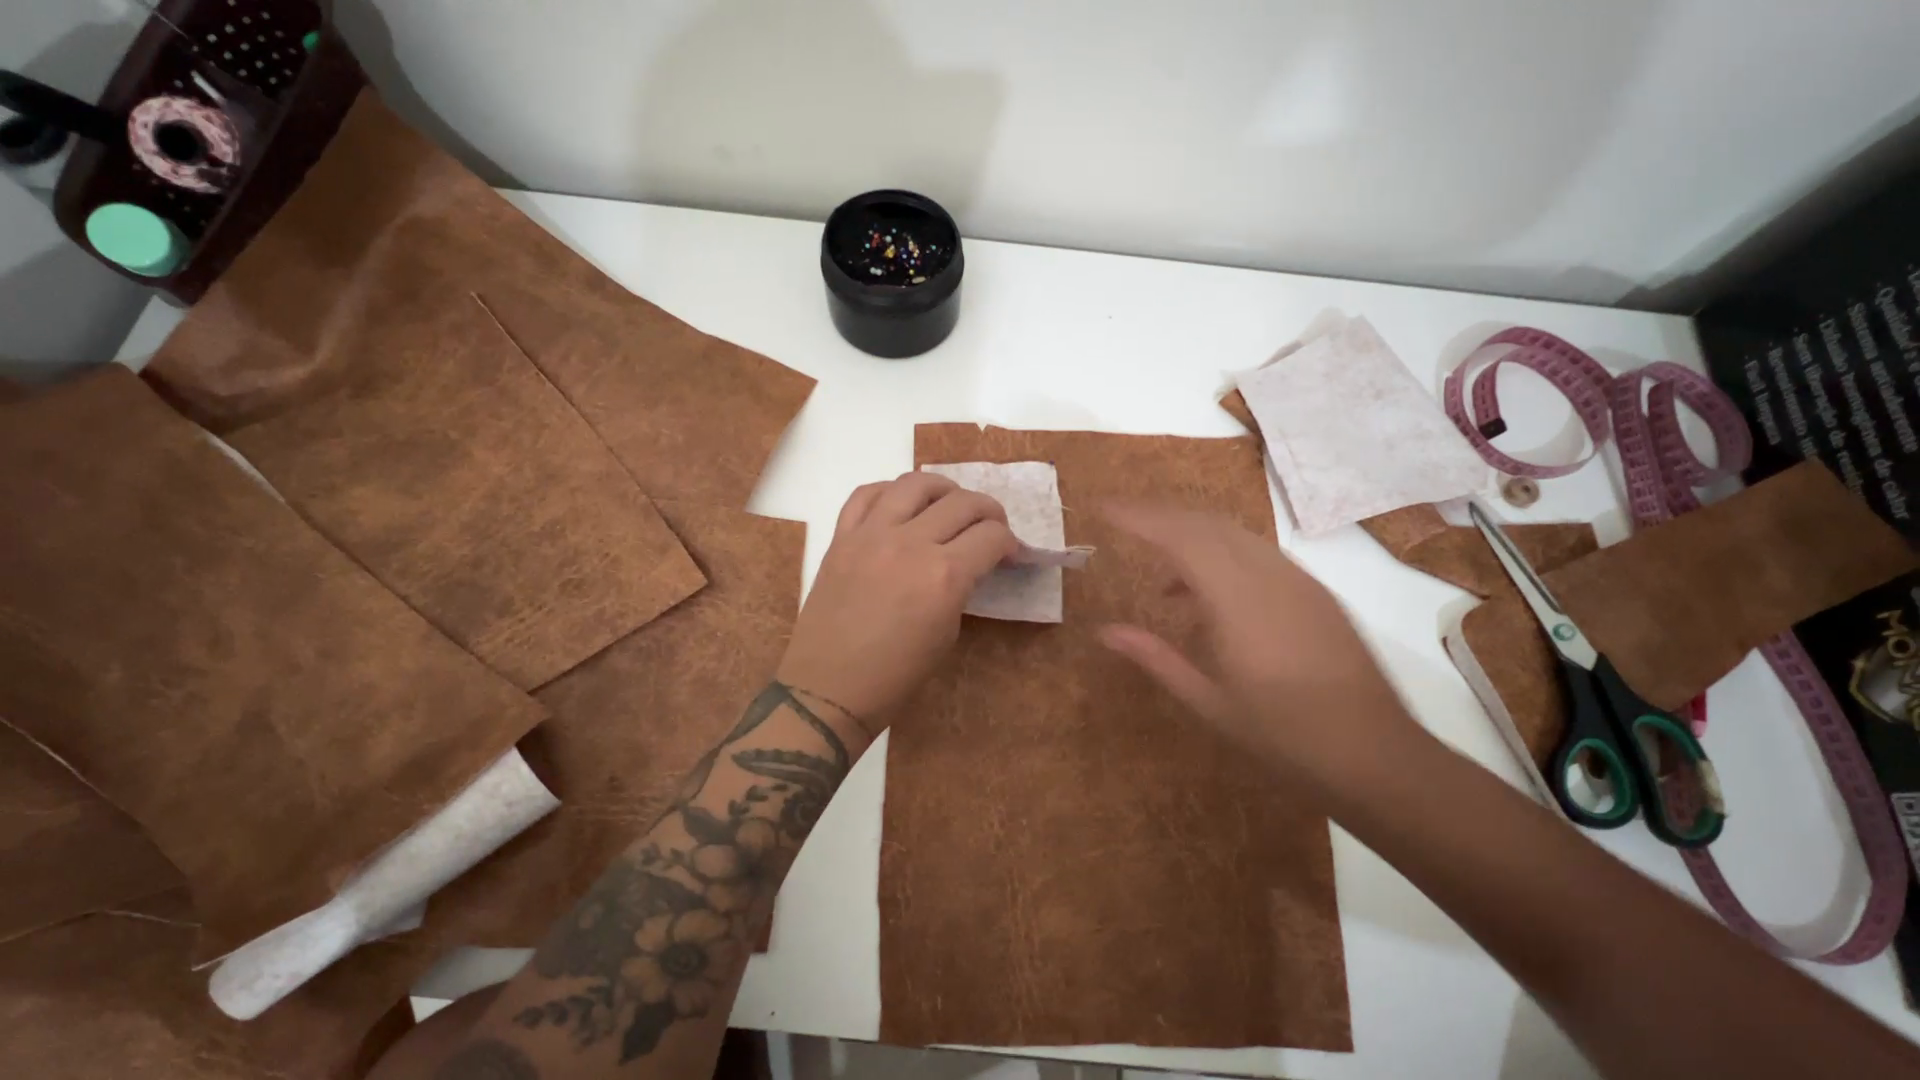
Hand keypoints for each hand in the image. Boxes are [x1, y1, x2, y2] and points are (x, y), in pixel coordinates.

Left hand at [777, 472, 1019, 725]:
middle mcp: (910, 543)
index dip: (1010, 543)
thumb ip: (960, 588)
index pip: (991, 537)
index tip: (1011, 553)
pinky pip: (866, 494)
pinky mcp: (841, 537)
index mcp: (944, 575)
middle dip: (988, 512)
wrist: (829, 688)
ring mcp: (871, 535)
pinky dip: (890, 491)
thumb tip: (970, 565)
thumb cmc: (895, 676)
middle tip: (991, 528)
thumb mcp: (946, 634)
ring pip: (915, 483)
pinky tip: (901, 504)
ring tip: (950, 503)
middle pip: (962, 503)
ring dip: (943, 489)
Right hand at [1098, 503, 1425, 791]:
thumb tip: (1105, 632)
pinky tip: (1211, 599)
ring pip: (1237, 536)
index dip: (1139, 517)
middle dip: (1162, 517)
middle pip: (1208, 524)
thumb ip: (1157, 659)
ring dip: (1194, 539)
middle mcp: (1269, 576)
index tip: (1103, 508)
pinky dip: (1224, 558)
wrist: (1375, 753)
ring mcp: (1299, 581)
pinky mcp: (1316, 594)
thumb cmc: (1284, 736)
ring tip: (1162, 580)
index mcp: (1238, 600)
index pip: (1180, 537)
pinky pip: (1260, 556)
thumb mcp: (1209, 703)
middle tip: (1123, 524)